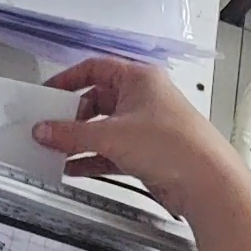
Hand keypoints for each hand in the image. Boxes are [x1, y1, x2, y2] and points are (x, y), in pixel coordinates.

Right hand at [33, 57, 245, 218]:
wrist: (206, 182)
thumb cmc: (172, 144)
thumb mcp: (110, 135)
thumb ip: (71, 133)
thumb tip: (44, 130)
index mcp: (139, 79)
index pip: (95, 68)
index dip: (68, 79)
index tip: (47, 92)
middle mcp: (143, 99)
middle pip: (97, 101)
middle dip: (71, 116)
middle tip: (47, 127)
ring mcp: (145, 127)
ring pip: (102, 129)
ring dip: (78, 140)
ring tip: (53, 150)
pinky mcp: (146, 153)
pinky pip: (109, 152)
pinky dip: (91, 158)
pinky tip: (72, 167)